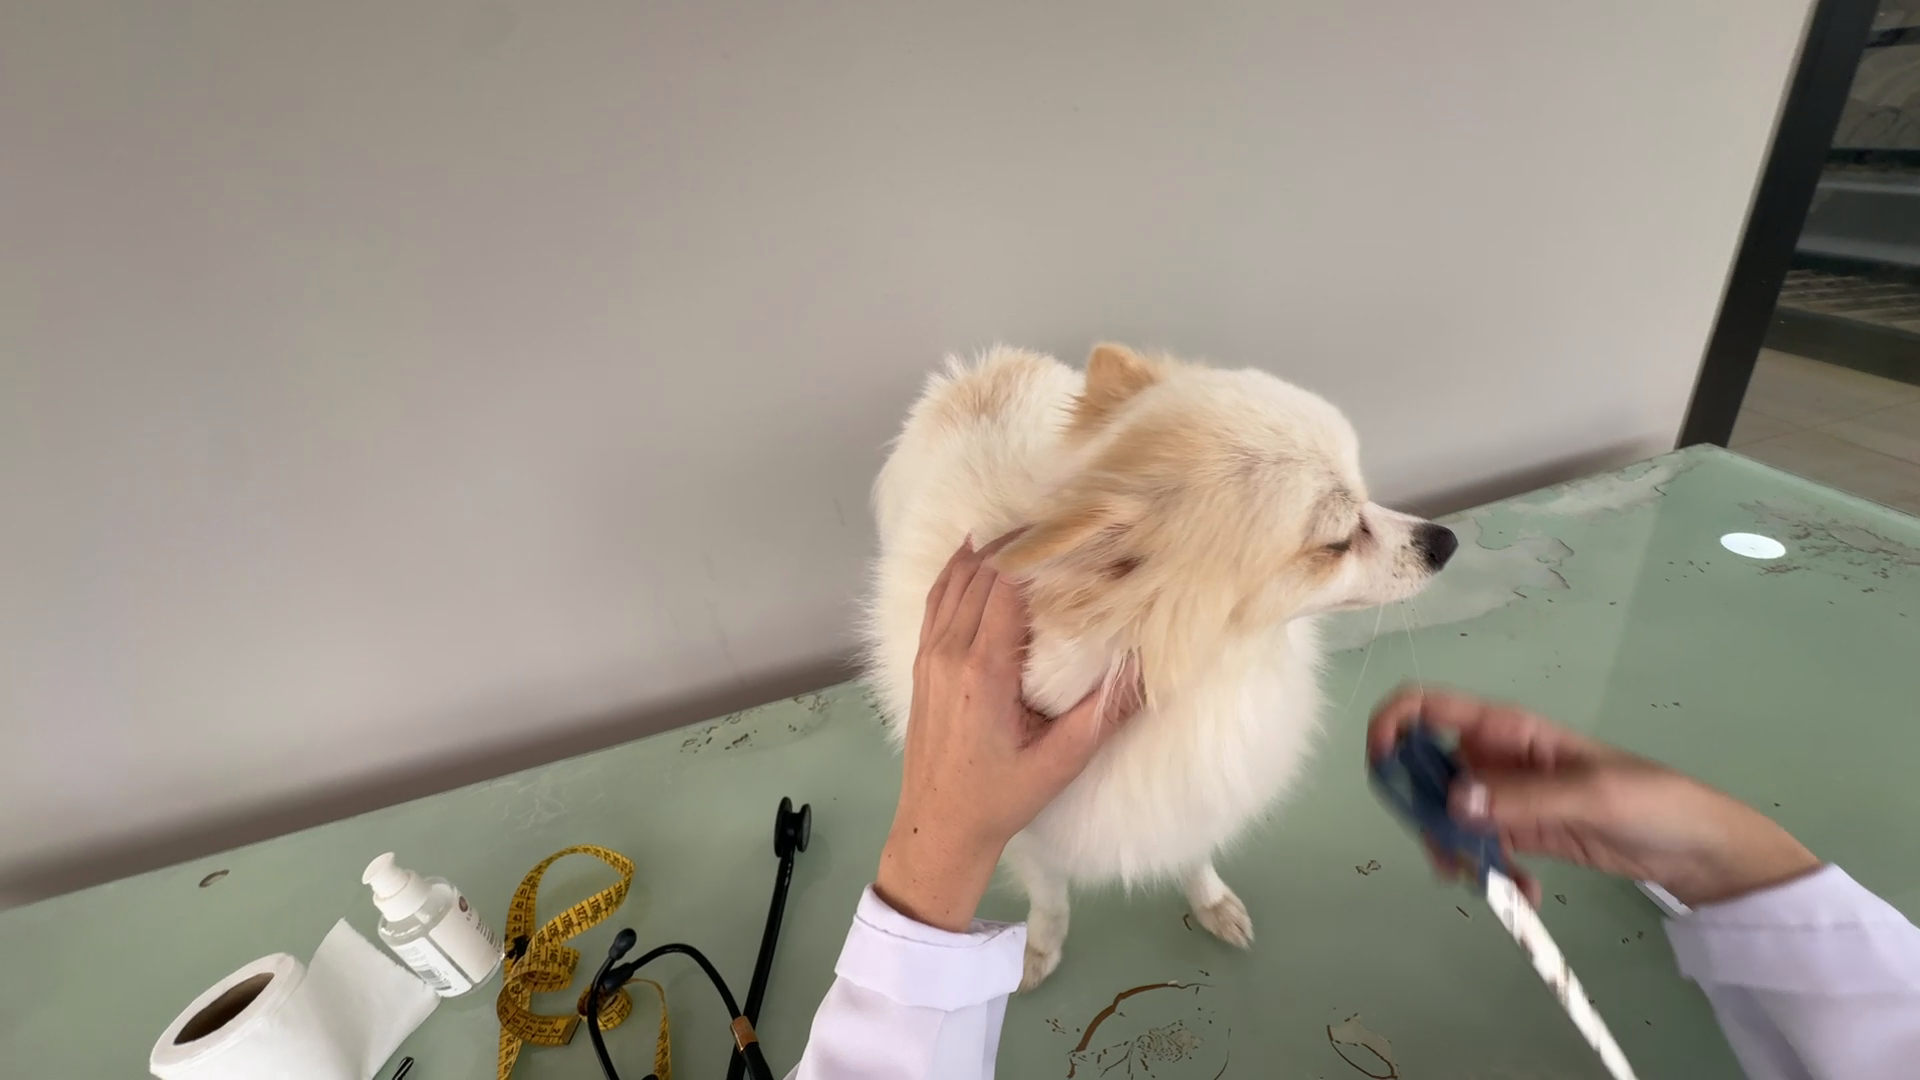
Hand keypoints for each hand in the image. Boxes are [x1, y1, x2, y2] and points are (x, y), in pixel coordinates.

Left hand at [875, 532, 1144, 930]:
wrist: (937, 827)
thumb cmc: (1000, 798)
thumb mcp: (1061, 762)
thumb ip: (1104, 711)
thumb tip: (1146, 666)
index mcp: (984, 669)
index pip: (1010, 586)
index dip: (1042, 554)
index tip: (1077, 535)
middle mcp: (950, 650)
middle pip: (984, 574)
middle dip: (1023, 545)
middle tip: (1063, 528)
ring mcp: (929, 653)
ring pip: (956, 580)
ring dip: (990, 552)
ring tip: (1029, 533)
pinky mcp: (921, 661)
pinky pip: (935, 600)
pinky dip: (955, 571)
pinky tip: (972, 552)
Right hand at [1367, 687, 1820, 907]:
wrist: (1707, 852)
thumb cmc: (1655, 801)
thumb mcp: (1592, 794)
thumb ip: (1521, 798)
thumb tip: (1451, 805)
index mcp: (1502, 729)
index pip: (1425, 708)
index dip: (1390, 724)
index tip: (1381, 764)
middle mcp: (1488, 756)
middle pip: (1421, 767)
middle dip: (1420, 807)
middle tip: (1439, 847)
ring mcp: (1499, 794)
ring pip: (1442, 811)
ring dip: (1450, 845)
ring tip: (1482, 881)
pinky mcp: (1513, 829)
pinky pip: (1475, 844)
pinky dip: (1485, 868)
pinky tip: (1521, 892)